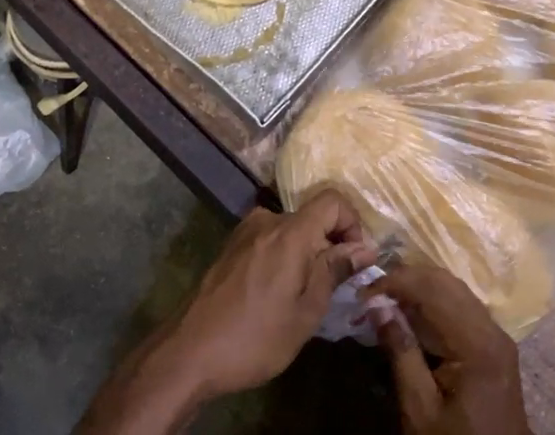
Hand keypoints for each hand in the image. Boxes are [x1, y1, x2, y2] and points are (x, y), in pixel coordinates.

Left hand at [164, 188, 376, 397]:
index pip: (333, 200)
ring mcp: (245, 232)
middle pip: (311, 216)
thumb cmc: (255, 338)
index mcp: (290, 232)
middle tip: (335, 286)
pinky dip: (284, 257)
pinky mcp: (231, 247)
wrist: (189, 353)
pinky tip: (276, 294)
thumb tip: (365, 249)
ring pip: (290, 230)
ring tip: (305, 295)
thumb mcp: (306, 312)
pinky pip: (269, 240)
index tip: (355, 260)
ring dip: (306, 253)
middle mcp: (267, 221)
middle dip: (330, 244)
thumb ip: (334, 272)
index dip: (352, 223)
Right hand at [364, 266, 529, 434]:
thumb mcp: (420, 409)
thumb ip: (401, 353)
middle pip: (446, 281)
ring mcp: (496, 334)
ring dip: (418, 286)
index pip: (433, 290)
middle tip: (371, 292)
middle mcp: (492, 329)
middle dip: (406, 278)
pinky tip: (411, 312)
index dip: (395, 283)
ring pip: (454, 289)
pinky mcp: (493, 343)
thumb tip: (377, 306)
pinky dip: (433, 300)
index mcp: (477, 344)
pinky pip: (461, 305)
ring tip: (385, 298)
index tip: (362, 292)